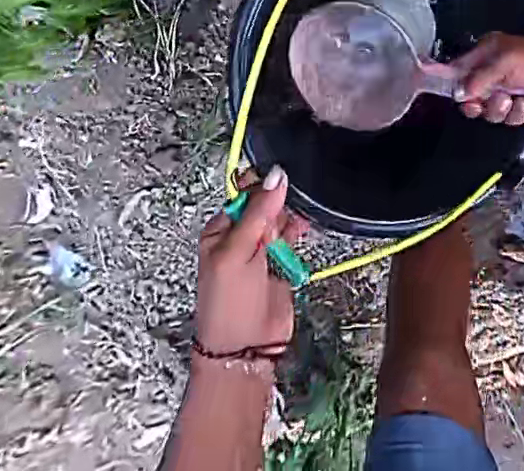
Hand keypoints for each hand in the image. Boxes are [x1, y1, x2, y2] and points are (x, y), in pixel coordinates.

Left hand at [194, 166, 305, 357]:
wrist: (248, 348)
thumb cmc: (229, 305)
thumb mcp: (238, 253)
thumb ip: (258, 212)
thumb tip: (276, 175)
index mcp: (221, 229)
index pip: (245, 192)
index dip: (263, 188)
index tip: (278, 189)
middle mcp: (241, 235)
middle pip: (266, 202)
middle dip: (279, 205)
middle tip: (280, 220)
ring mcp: (262, 247)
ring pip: (282, 216)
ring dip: (291, 217)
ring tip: (292, 229)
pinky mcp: (281, 259)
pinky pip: (293, 234)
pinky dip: (299, 231)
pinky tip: (302, 231)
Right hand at [451, 33, 523, 123]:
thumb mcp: (504, 63)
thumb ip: (478, 78)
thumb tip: (459, 93)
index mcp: (488, 50)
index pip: (460, 65)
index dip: (450, 78)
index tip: (446, 90)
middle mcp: (494, 69)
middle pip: (470, 93)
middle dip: (477, 101)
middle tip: (481, 104)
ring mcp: (506, 88)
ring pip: (488, 108)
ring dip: (499, 107)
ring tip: (513, 99)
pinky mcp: (518, 104)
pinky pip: (506, 116)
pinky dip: (517, 112)